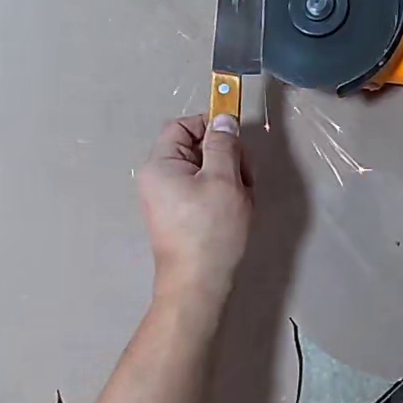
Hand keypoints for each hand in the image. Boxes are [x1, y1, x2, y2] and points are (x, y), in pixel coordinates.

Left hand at [138, 114, 252, 302]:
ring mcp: (166, 199)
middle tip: (245, 177)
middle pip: (195, 148)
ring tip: (242, 200)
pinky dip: (221, 195)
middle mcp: (157, 178)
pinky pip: (201, 192)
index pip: (183, 126)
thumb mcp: (224, 179)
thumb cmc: (210, 231)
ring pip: (204, 171)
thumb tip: (224, 119)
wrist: (198, 283)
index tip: (237, 140)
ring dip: (228, 178)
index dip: (211, 125)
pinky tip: (235, 212)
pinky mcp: (178, 216)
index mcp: (160, 164)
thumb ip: (223, 144)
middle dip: (225, 157)